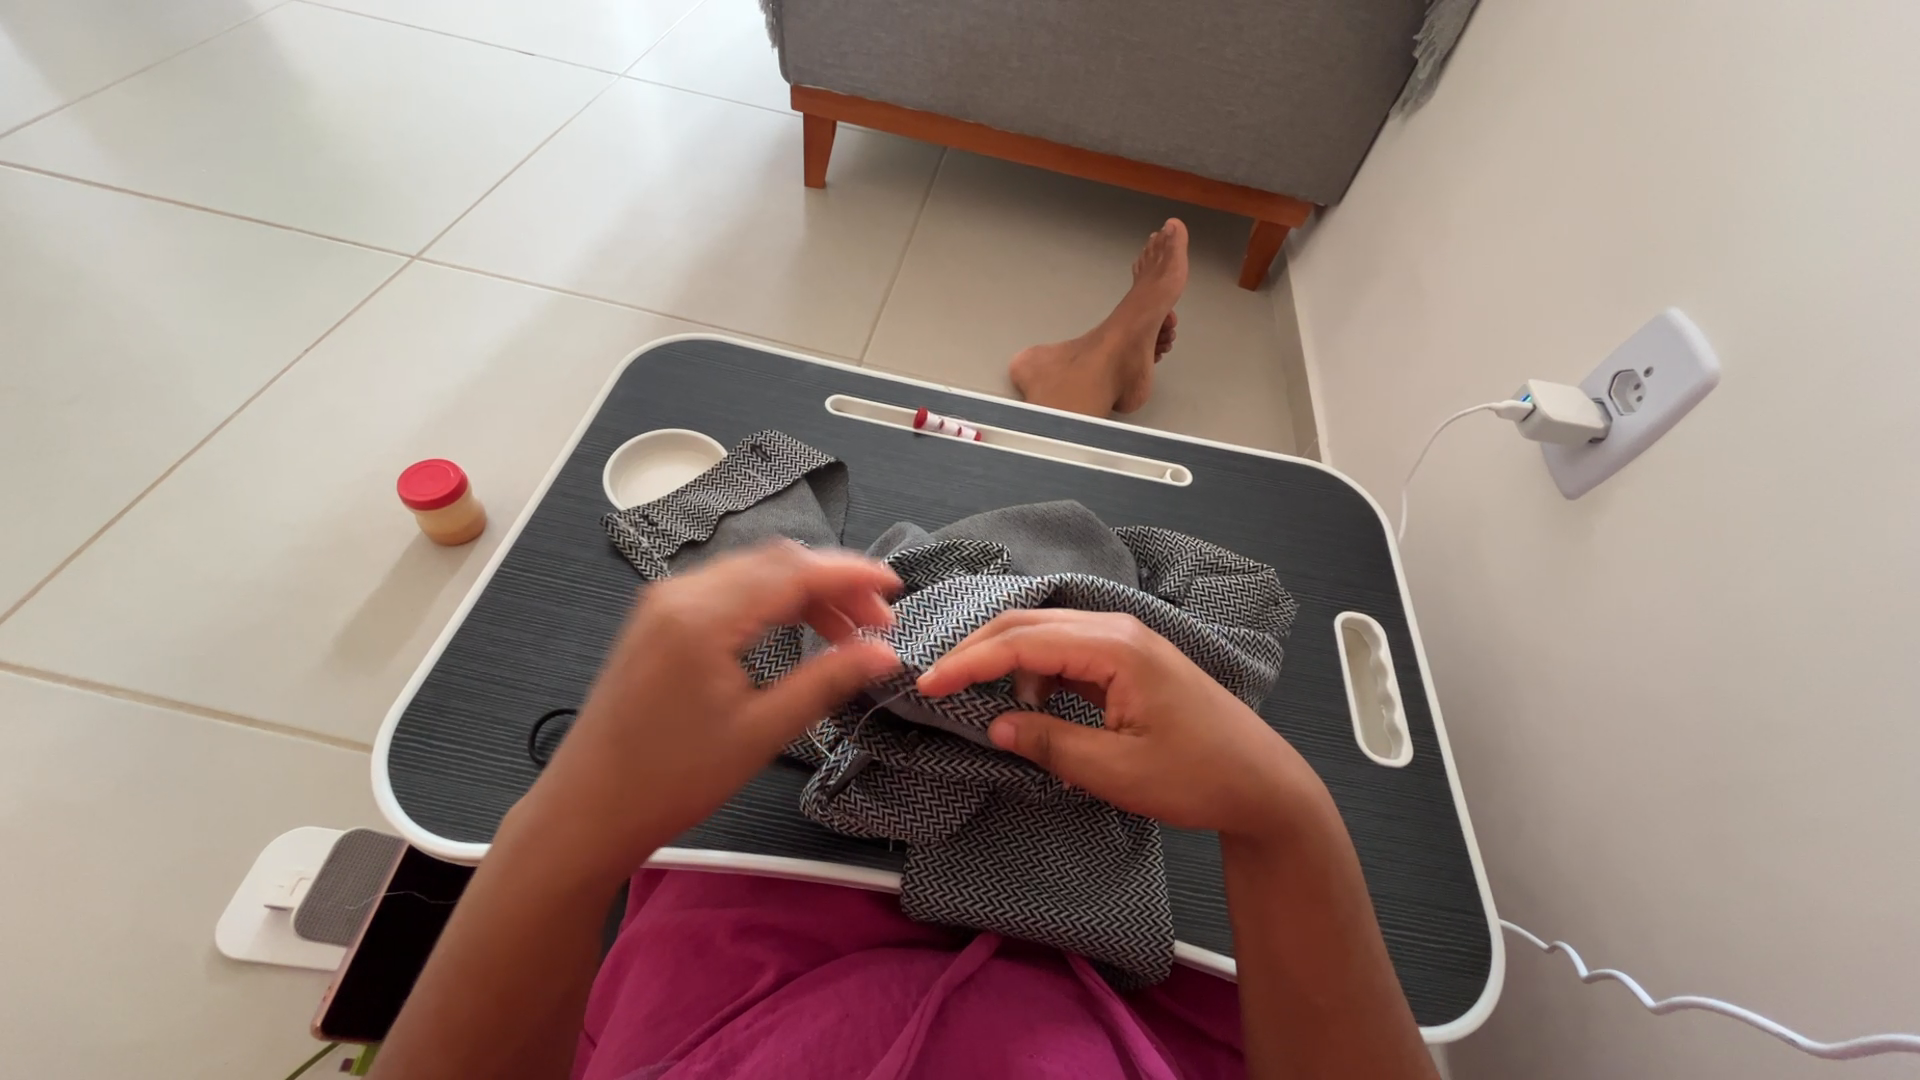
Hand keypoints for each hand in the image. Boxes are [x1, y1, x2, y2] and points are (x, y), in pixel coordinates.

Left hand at [525, 542, 901, 871]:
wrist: (586, 810)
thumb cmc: (672, 779)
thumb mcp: (762, 732)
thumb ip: (828, 681)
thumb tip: (886, 654)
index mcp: (703, 616)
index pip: (794, 571)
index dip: (852, 575)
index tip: (895, 589)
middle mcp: (680, 593)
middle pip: (776, 562)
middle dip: (834, 584)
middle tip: (876, 623)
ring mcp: (664, 601)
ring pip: (754, 571)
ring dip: (805, 591)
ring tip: (844, 630)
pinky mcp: (658, 617)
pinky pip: (729, 588)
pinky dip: (772, 599)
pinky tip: (796, 628)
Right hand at [915, 609, 1328, 840]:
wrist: (1264, 784)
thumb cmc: (1198, 777)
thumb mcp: (1115, 771)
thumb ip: (1049, 743)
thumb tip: (996, 726)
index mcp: (1114, 647)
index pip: (1021, 642)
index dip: (969, 663)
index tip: (928, 684)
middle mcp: (1117, 629)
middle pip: (1028, 623)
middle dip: (979, 651)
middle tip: (939, 683)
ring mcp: (1125, 640)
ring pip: (1045, 633)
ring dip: (1010, 663)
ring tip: (996, 708)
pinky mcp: (1128, 659)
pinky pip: (1067, 651)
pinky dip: (1039, 673)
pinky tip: (1034, 703)